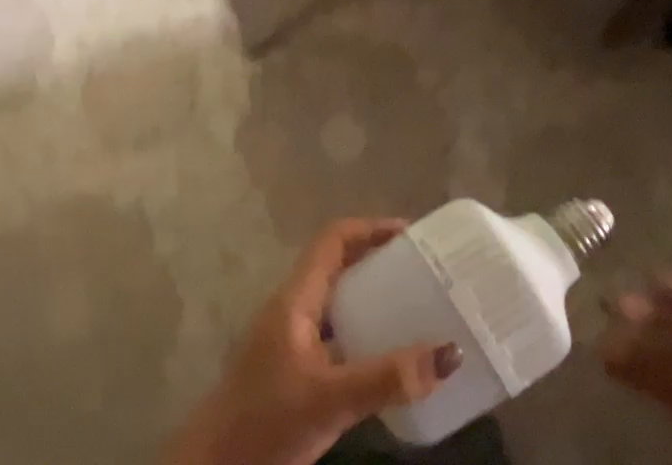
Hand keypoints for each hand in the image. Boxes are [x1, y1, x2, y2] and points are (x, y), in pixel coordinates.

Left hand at [164, 218, 461, 464]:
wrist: (220, 461)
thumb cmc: (267, 419)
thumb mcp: (331, 399)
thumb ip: (387, 377)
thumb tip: (451, 351)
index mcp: (295, 299)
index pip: (332, 241)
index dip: (370, 228)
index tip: (414, 235)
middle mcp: (293, 308)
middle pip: (339, 265)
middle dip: (380, 261)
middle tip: (428, 272)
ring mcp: (293, 337)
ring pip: (339, 301)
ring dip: (375, 297)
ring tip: (422, 308)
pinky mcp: (297, 366)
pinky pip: (339, 333)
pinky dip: (367, 333)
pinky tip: (394, 358)